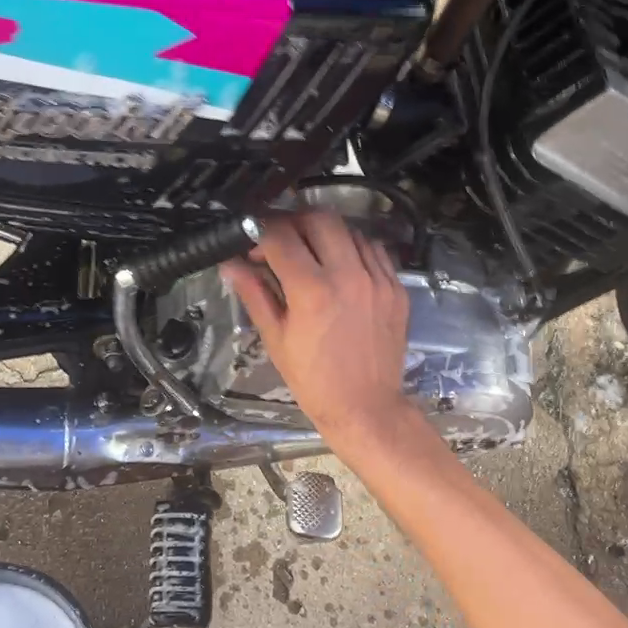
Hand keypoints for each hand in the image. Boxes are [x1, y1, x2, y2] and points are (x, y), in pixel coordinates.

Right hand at [218, 212, 415, 445]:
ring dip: (325, 234)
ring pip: (350, 230)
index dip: (260, 233)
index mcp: (312, 291)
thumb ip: (255, 294)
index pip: (281, 238)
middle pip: (320, 219)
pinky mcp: (396, 288)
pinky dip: (353, 249)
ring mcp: (378, 280)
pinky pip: (374, 251)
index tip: (252, 243)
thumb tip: (230, 265)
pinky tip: (340, 267)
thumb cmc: (314, 380)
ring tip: (310, 253)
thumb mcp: (276, 338)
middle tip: (280, 239)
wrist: (365, 407)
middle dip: (294, 222)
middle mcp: (348, 276)